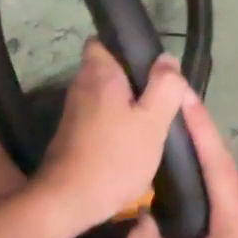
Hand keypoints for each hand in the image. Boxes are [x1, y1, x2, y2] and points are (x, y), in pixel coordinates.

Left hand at [34, 40, 190, 232]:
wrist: (70, 197)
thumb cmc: (115, 156)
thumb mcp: (152, 122)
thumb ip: (164, 87)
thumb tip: (167, 58)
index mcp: (98, 73)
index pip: (102, 41)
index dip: (125, 47)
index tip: (151, 65)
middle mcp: (81, 84)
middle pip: (109, 69)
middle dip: (134, 79)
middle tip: (162, 98)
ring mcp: (75, 108)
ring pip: (106, 94)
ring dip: (127, 103)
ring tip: (154, 121)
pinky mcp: (74, 130)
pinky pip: (101, 115)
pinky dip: (117, 121)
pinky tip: (135, 141)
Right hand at [125, 96, 237, 237]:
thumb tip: (134, 219)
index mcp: (237, 216)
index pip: (215, 156)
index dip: (199, 122)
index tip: (184, 90)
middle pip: (228, 172)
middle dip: (202, 149)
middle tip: (170, 132)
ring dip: (214, 182)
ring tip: (182, 178)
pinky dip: (227, 206)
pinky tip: (208, 224)